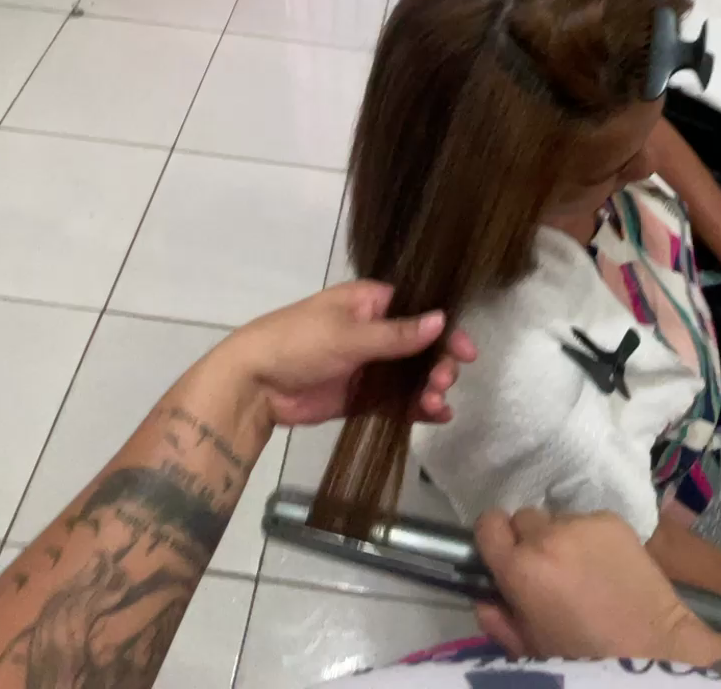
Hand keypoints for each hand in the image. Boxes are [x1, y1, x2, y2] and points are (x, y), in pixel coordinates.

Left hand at [221, 281, 476, 427]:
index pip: (420, 311)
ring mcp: (369, 365)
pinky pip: (396, 400)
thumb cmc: (299, 341)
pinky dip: (417, 407)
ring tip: (434, 403)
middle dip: (439, 364)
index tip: (466, 352)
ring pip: (412, 375)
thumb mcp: (349, 334)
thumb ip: (398, 334)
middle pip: (422, 346)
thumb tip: (442, 319)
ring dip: (429, 387)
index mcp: (371, 303)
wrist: (254, 384)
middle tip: (443, 382)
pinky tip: (436, 416)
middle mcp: (375, 331)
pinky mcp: (362, 396)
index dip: (446, 330)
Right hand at [472, 508, 711, 662]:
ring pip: (556, 519)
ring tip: (582, 570)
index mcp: (522, 567)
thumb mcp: (533, 649)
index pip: (488, 523)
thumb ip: (499, 621)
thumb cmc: (587, 659)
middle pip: (523, 518)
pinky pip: (587, 521)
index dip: (494, 539)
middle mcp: (548, 535)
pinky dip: (590, 538)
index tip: (504, 555)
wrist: (655, 650)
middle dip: (530, 541)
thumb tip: (482, 596)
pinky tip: (606, 565)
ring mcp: (583, 523)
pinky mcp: (612, 518)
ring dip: (560, 538)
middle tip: (548, 571)